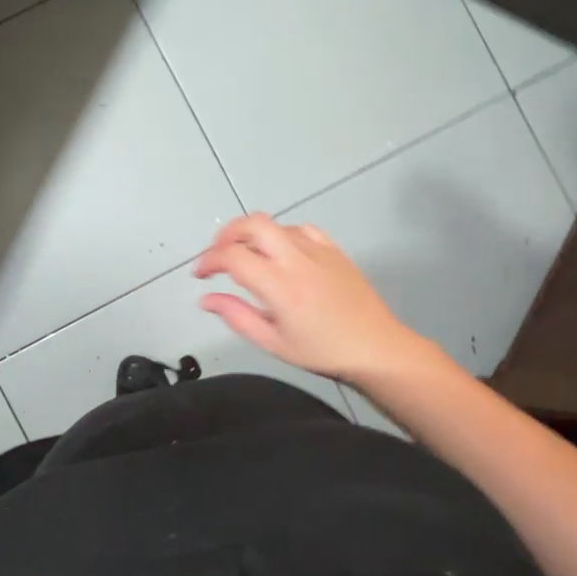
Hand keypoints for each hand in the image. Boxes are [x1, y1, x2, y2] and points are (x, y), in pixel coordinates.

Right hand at [194, 213, 434, 381]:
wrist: (376, 348)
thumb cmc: (321, 352)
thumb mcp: (272, 342)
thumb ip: (236, 316)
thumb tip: (206, 299)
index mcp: (279, 285)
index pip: (233, 256)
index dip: (208, 261)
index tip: (200, 276)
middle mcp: (297, 259)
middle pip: (253, 223)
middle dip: (227, 234)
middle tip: (217, 256)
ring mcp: (318, 250)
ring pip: (276, 225)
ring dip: (252, 235)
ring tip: (245, 257)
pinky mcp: (334, 250)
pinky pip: (301, 229)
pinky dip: (281, 236)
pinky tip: (280, 254)